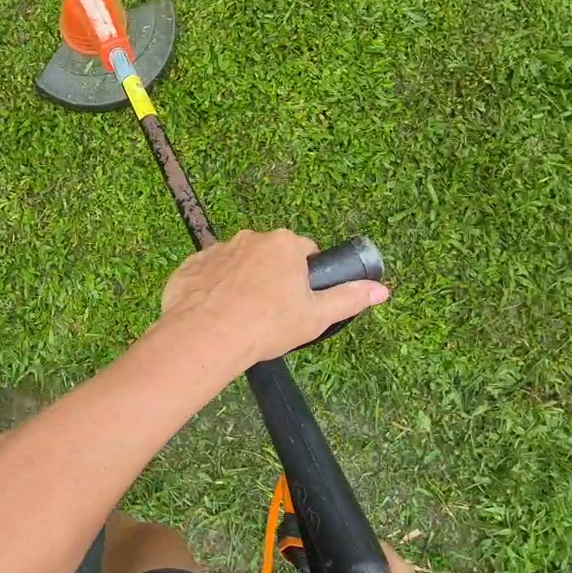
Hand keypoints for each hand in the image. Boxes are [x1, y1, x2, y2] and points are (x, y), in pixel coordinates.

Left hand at [155, 229, 388, 367]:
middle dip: (273, 276)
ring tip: (242, 316)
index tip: (299, 299)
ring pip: (237, 264)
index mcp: (284, 244)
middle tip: (272, 311)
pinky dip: (213, 289)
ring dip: (241, 282)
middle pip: (269, 255)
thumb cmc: (266, 324)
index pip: (304, 251)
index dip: (305, 276)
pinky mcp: (190, 266)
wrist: (206, 334)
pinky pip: (208, 275)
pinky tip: (215, 314)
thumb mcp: (316, 316)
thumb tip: (381, 289)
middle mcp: (249, 238)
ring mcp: (216, 250)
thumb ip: (348, 298)